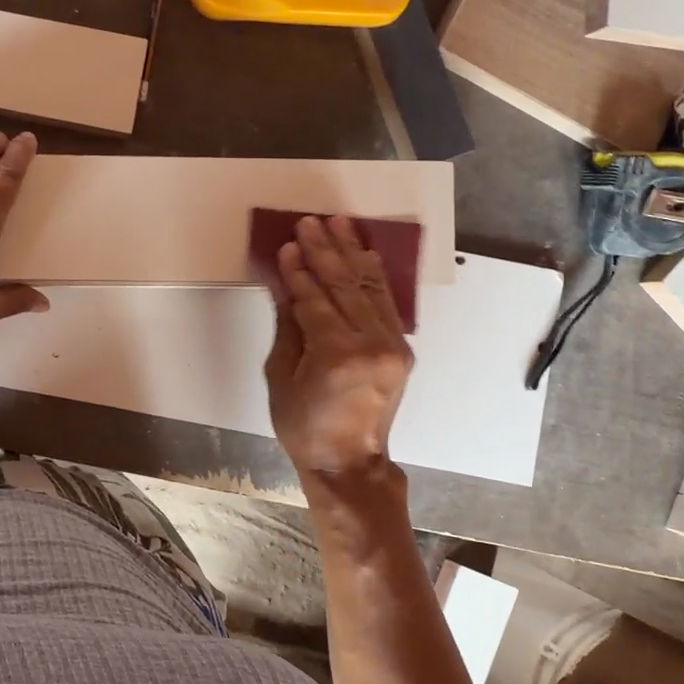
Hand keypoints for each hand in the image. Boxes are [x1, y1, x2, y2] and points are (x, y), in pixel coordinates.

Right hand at [263, 215, 413, 478]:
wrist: (349, 460)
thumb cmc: (304, 425)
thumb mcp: (282, 376)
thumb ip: (288, 327)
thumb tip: (285, 286)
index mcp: (337, 354)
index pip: (315, 299)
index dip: (298, 271)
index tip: (287, 244)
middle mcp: (372, 344)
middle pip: (346, 286)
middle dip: (325, 252)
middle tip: (310, 222)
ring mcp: (393, 346)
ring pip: (371, 288)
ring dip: (352, 254)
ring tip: (340, 224)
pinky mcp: (401, 349)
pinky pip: (386, 304)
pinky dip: (374, 277)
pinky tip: (363, 254)